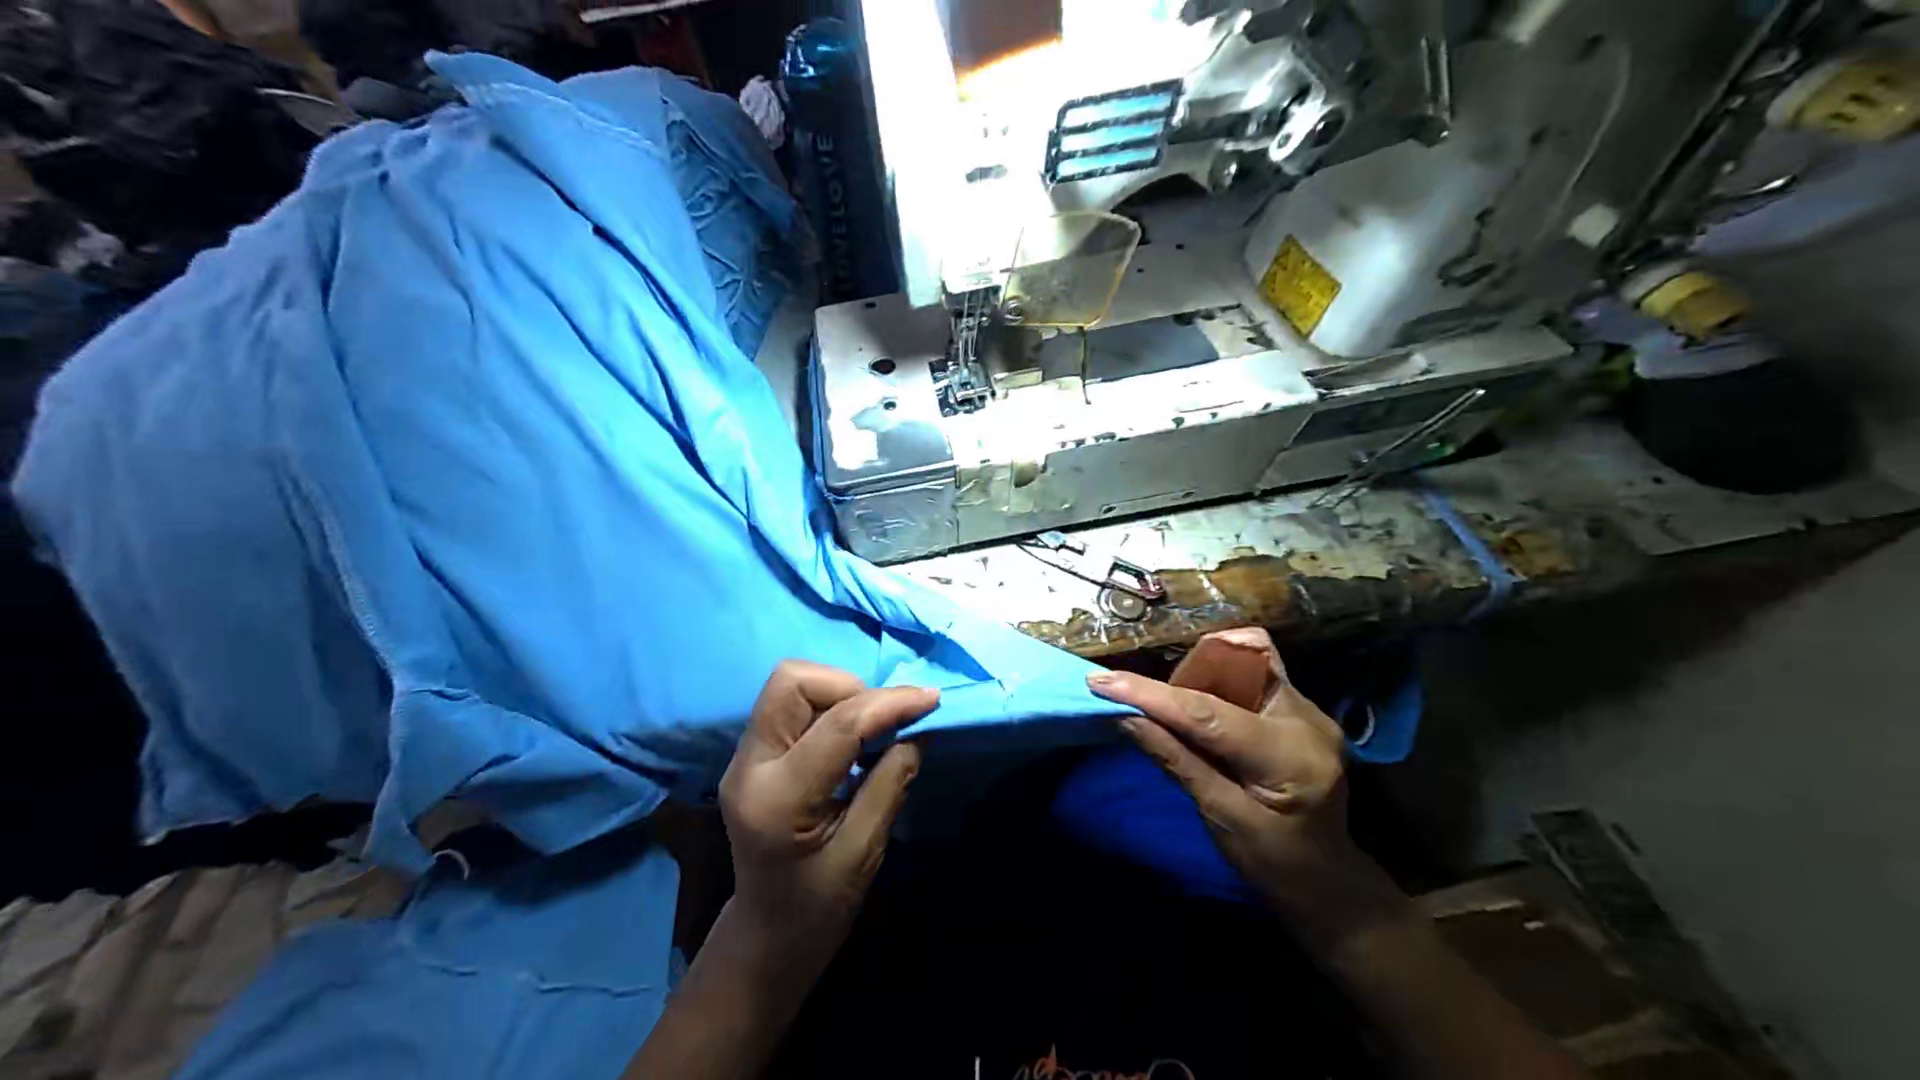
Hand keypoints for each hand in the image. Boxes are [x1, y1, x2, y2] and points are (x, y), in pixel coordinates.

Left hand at [718, 660, 935, 953]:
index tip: (930, 699)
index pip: (836, 725)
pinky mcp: (752, 756)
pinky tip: (852, 739)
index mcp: (777, 798)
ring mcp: (744, 758)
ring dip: (840, 694)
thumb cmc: (818, 908)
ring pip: (790, 686)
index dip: (889, 703)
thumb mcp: (864, 851)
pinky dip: (829, 707)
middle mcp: (749, 766)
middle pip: (793, 681)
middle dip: (850, 687)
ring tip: (872, 729)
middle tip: (886, 720)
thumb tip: (917, 730)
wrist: (767, 936)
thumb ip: (890, 783)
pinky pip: (792, 706)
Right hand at [1087, 629, 1402, 938]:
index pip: (1208, 712)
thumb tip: (1126, 718)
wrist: (1327, 883)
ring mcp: (1309, 710)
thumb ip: (1176, 761)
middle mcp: (1307, 719)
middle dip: (1182, 674)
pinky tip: (1200, 709)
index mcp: (1289, 757)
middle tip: (1145, 702)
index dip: (1151, 694)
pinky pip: (1252, 674)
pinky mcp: (1301, 709)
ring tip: (1173, 709)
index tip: (1103, 682)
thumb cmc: (1274, 864)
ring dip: (1199, 675)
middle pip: (1236, 664)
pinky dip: (1216, 683)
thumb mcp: (1220, 819)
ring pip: (1244, 660)